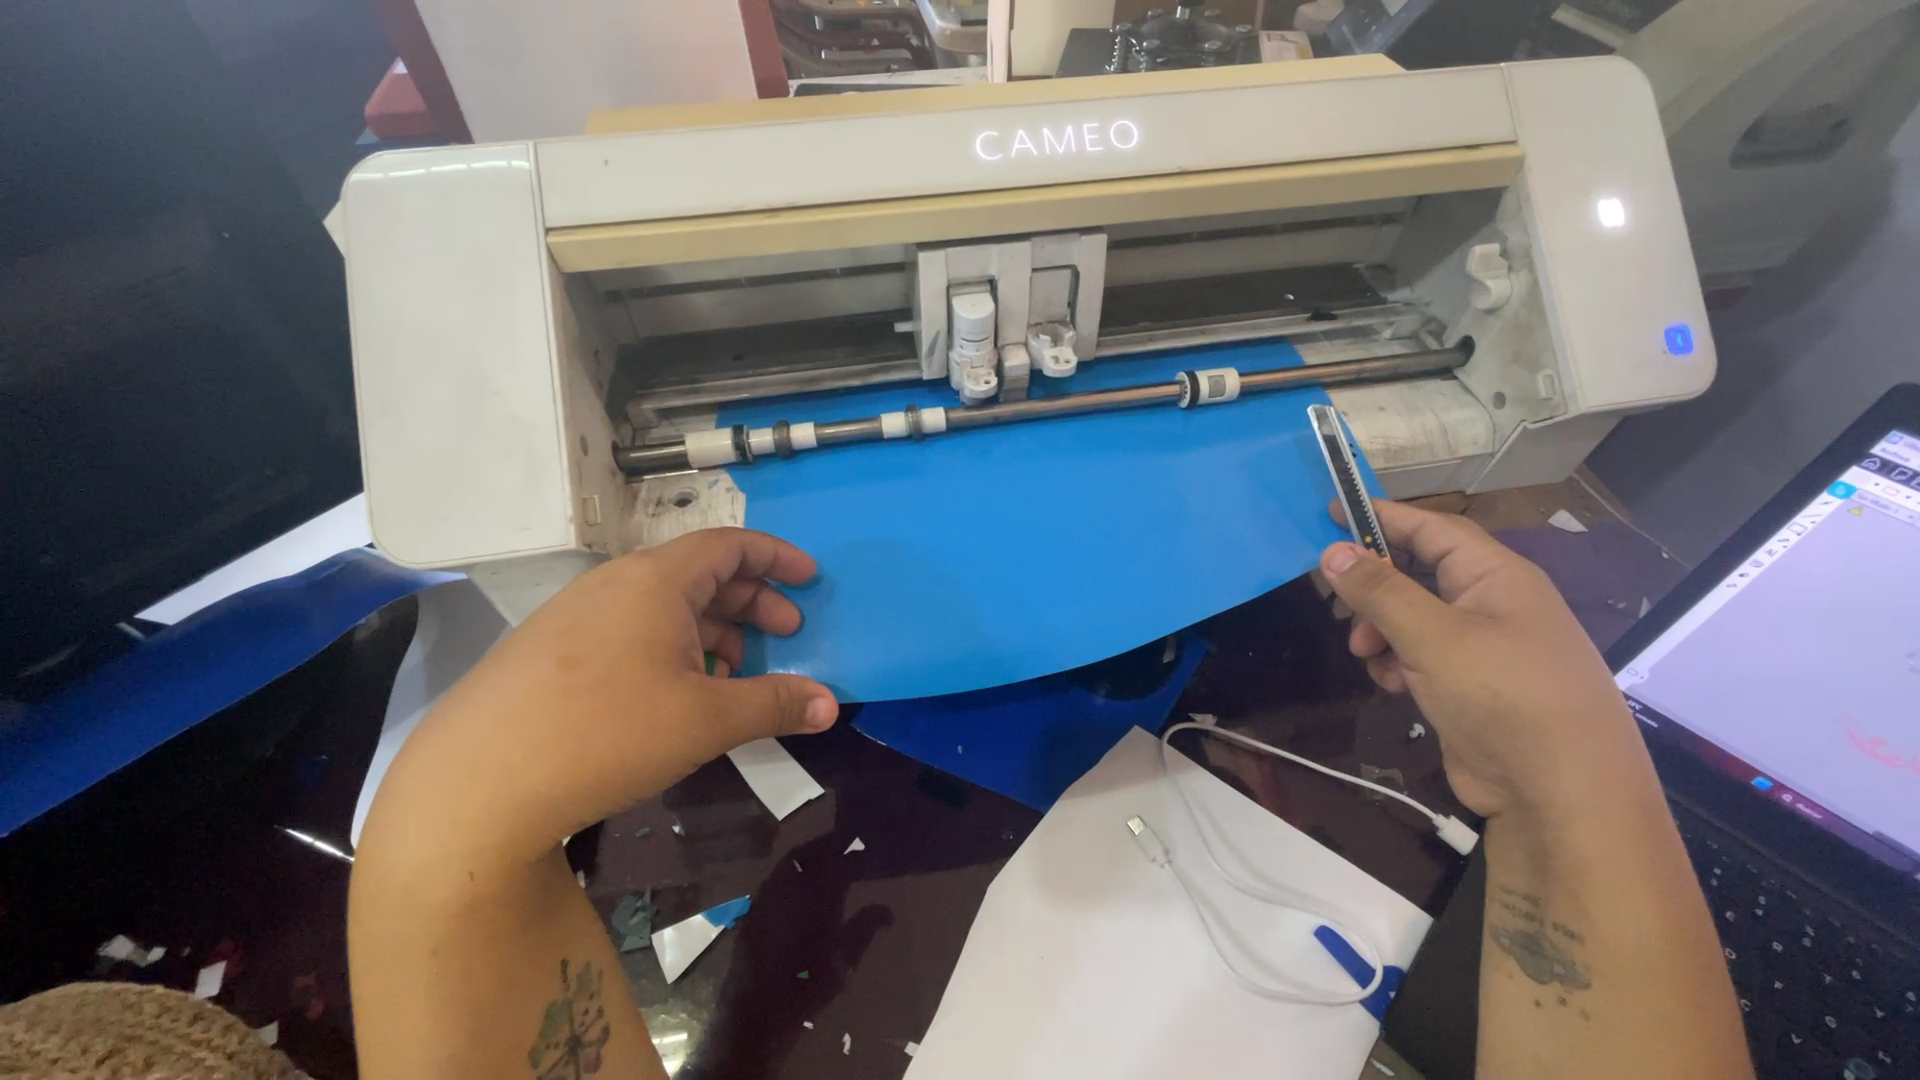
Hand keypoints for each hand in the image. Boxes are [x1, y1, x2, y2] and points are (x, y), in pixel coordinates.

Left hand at [363, 529, 838, 863]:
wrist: (475, 785)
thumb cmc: (607, 733)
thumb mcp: (707, 720)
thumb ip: (776, 704)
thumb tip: (832, 705)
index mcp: (655, 580)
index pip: (728, 545)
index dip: (776, 557)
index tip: (810, 580)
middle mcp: (615, 585)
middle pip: (700, 575)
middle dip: (753, 602)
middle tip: (789, 633)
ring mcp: (576, 618)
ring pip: (664, 609)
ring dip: (714, 632)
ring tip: (737, 677)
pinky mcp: (552, 654)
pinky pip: (631, 634)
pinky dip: (673, 652)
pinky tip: (678, 699)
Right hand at [1317, 501, 1647, 821]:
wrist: (1561, 794)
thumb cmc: (1502, 697)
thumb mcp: (1432, 637)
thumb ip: (1379, 591)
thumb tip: (1333, 551)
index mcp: (1497, 577)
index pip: (1432, 528)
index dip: (1382, 516)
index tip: (1330, 512)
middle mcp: (1494, 604)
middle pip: (1419, 572)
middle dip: (1375, 586)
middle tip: (1336, 601)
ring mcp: (1486, 647)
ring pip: (1415, 617)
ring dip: (1381, 629)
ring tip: (1365, 654)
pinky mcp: (1474, 686)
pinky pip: (1423, 655)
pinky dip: (1398, 662)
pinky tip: (1391, 684)